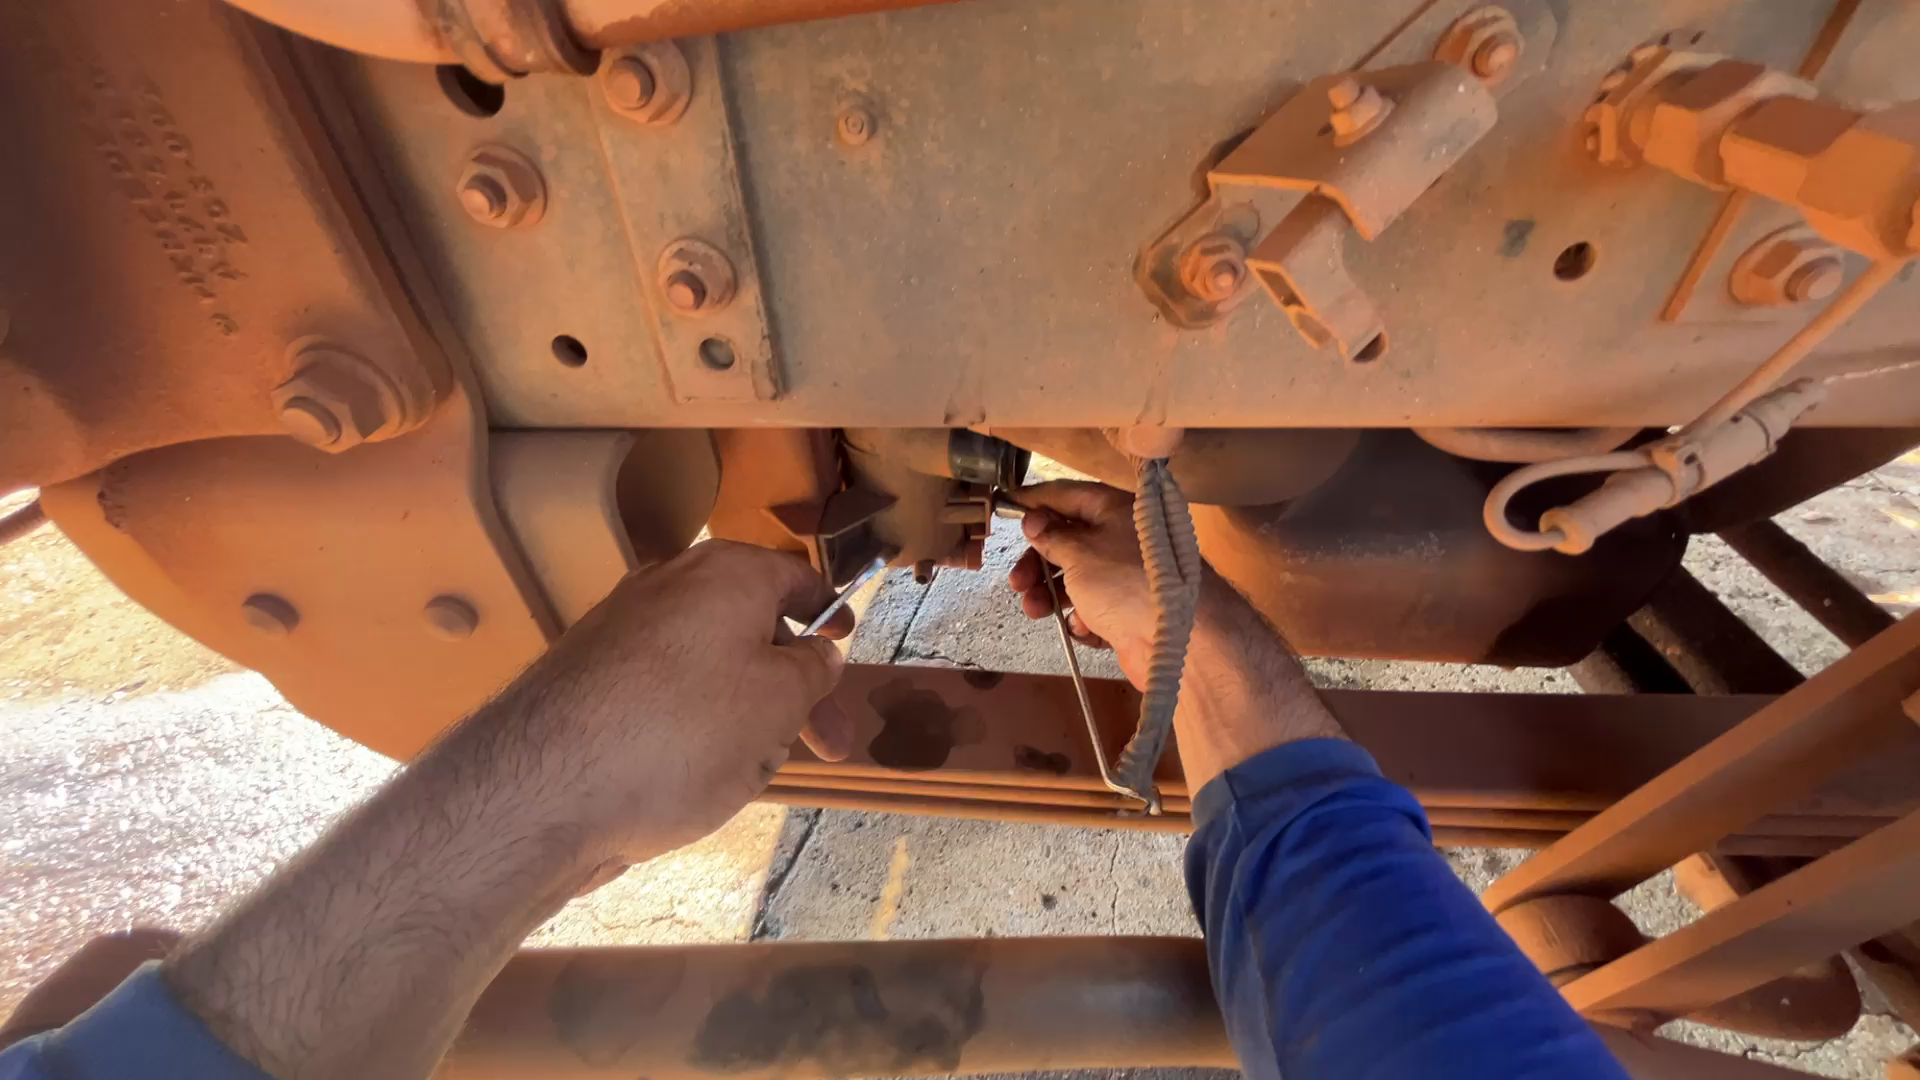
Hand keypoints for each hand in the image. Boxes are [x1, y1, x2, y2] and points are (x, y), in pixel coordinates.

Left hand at [489, 540, 854, 863]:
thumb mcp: (781, 700)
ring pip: (712, 665)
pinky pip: (667, 688)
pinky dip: (698, 719)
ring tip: (758, 770)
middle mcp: (672, 585)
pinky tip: (698, 771)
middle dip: (798, 690)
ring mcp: (624, 628)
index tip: (845, 642)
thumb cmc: (687, 731)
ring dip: (750, 709)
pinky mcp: (590, 675)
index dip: (830, 613)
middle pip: (756, 630)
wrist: (539, 790)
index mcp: (728, 574)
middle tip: (830, 745)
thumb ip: (813, 669)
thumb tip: (818, 651)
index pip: (798, 579)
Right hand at [1007, 481, 1172, 688]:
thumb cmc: (1126, 584)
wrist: (1180, 641)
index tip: (1005, 507)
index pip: (1066, 495)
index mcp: (1115, 510)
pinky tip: (1083, 627)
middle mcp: (1122, 538)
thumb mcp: (1080, 553)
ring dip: (1051, 593)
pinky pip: (1094, 607)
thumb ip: (1052, 536)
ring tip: (1035, 610)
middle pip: (1067, 541)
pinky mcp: (1130, 611)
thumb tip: (1034, 520)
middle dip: (1038, 562)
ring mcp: (1127, 576)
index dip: (1034, 501)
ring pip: (1077, 578)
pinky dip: (1083, 617)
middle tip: (1016, 582)